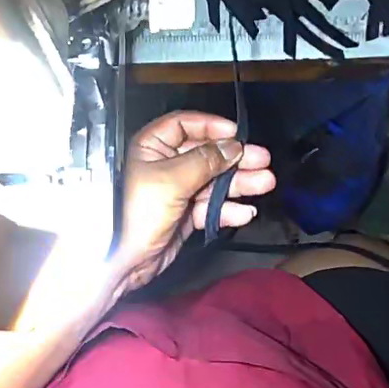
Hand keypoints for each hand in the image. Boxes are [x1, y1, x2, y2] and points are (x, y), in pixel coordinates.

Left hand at [113, 111, 274, 291]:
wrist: (123, 262)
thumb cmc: (139, 213)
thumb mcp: (173, 180)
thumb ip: (206, 160)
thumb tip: (233, 146)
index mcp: (152, 147)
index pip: (185, 125)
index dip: (211, 127)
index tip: (237, 134)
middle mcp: (164, 164)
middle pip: (206, 153)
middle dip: (235, 158)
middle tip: (263, 161)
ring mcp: (176, 190)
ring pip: (213, 181)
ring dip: (239, 183)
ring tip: (265, 184)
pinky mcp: (184, 214)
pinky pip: (210, 206)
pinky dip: (228, 209)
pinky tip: (245, 212)